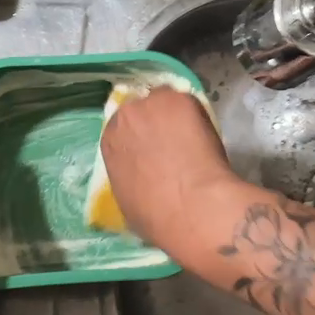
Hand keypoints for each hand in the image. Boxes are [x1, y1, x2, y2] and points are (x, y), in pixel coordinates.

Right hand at [100, 87, 238, 245]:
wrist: (192, 205)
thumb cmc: (156, 215)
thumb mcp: (127, 200)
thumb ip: (128, 174)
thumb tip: (140, 173)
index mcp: (110, 140)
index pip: (123, 129)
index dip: (139, 138)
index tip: (152, 148)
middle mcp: (127, 115)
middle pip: (142, 110)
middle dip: (154, 122)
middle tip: (172, 140)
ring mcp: (156, 103)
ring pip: (166, 101)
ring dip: (174, 115)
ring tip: (191, 137)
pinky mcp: (183, 99)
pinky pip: (188, 103)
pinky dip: (196, 115)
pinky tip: (204, 135)